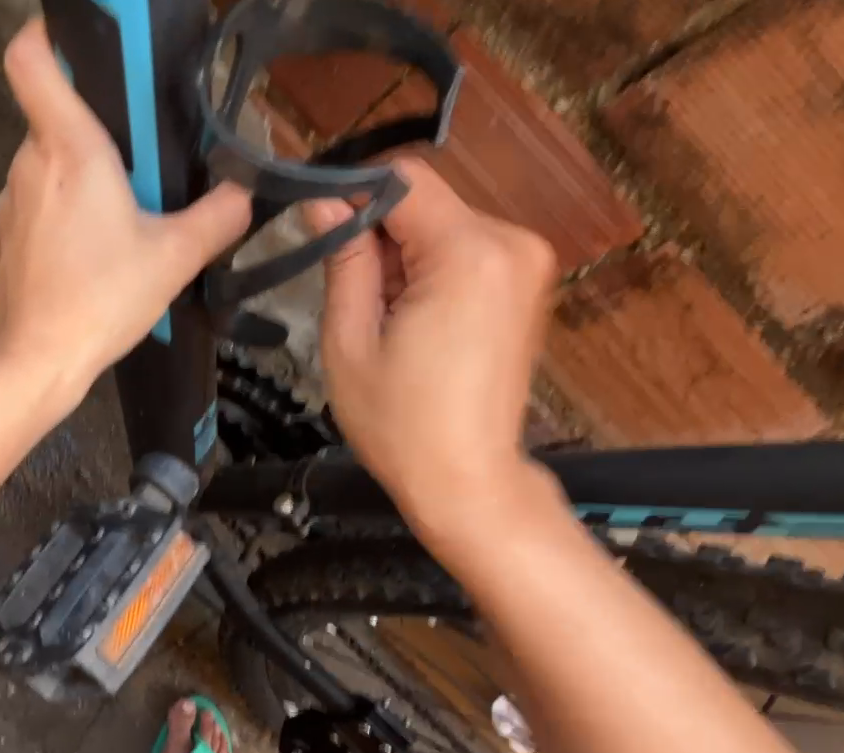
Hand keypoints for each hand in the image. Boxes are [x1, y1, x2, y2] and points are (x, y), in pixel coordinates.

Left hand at [0, 21, 250, 412]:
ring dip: (83, 178)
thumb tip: (244, 192)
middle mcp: (28, 164)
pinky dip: (62, 212)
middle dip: (100, 132)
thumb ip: (219, 215)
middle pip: (58, 116)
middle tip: (140, 172)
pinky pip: (36, 203)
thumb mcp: (175, 257)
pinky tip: (88, 255)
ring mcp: (8, 202)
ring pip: (48, 164)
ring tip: (119, 225)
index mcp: (69, 149)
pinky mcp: (2, 237)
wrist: (35, 363)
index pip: (31, 57)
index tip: (83, 43)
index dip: (48, 34)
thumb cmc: (100, 302)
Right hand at [306, 160, 557, 541]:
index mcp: (468, 254)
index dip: (352, 196)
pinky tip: (414, 326)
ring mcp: (528, 264)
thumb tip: (321, 203)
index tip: (315, 228)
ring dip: (403, 261)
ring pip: (443, 229)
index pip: (404, 183)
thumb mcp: (350, 341)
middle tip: (353, 302)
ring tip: (385, 324)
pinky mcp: (527, 286)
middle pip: (425, 206)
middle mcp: (512, 243)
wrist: (465, 478)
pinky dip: (430, 275)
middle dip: (379, 238)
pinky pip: (466, 254)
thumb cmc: (398, 422)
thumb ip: (343, 261)